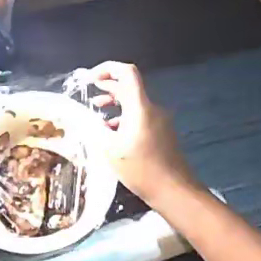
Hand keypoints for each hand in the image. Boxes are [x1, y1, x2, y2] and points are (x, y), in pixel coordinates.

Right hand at [86, 61, 200, 203]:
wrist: (175, 191)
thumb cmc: (142, 170)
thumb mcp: (111, 150)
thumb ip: (96, 130)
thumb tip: (85, 119)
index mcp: (140, 107)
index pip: (127, 72)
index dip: (108, 68)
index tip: (92, 78)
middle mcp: (152, 108)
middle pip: (129, 87)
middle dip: (108, 86)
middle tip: (90, 90)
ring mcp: (159, 120)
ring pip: (134, 103)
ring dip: (115, 103)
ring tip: (97, 110)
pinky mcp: (162, 133)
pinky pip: (140, 116)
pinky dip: (124, 117)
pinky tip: (112, 132)